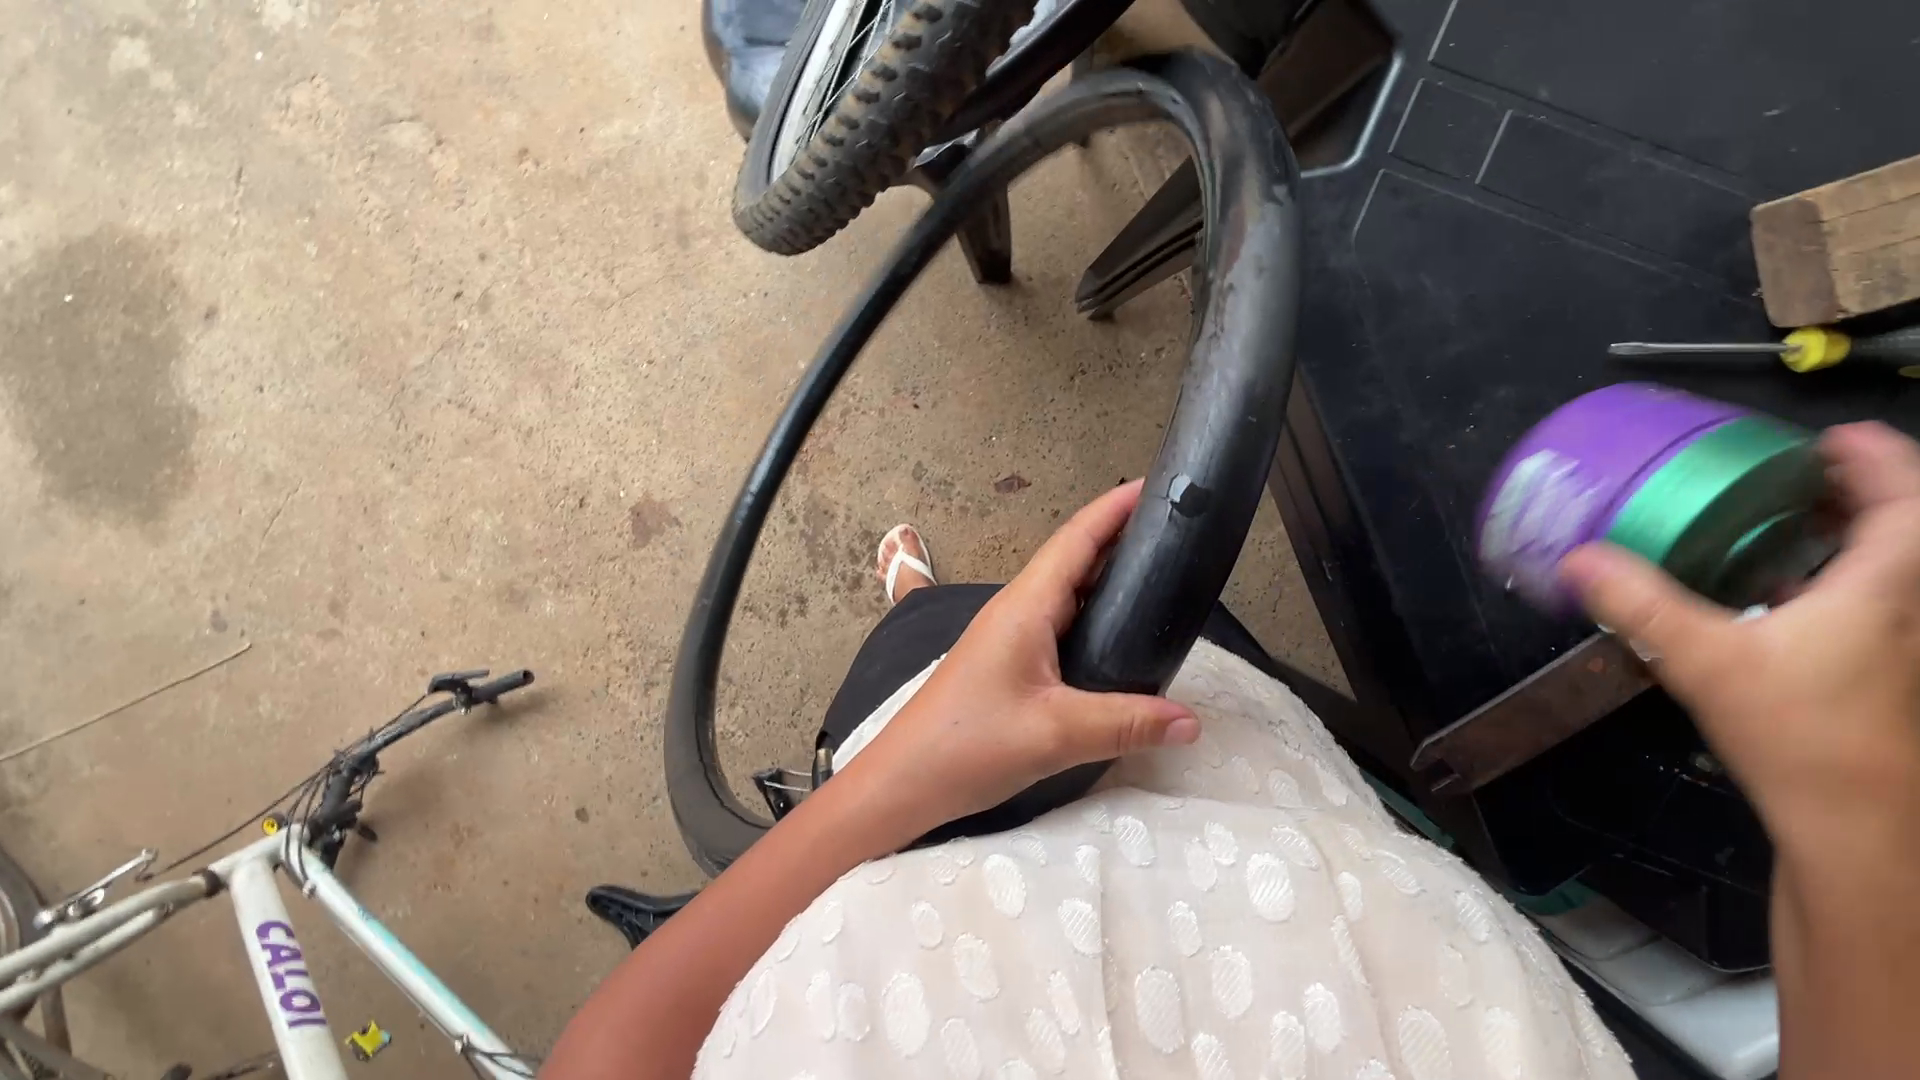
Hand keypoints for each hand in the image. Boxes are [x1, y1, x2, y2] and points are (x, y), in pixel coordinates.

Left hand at [836, 479, 1198, 841]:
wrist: (903, 780)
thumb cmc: (969, 745)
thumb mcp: (1055, 734)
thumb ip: (1126, 723)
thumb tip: (1193, 721)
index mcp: (1025, 607)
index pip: (1076, 540)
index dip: (1115, 508)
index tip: (1154, 484)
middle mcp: (1015, 610)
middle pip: (1072, 557)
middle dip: (1118, 534)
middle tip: (1172, 527)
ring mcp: (1007, 635)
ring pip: (1064, 590)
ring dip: (1104, 572)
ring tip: (1154, 568)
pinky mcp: (1005, 661)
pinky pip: (1056, 621)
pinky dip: (1090, 610)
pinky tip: (1113, 630)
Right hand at [1558, 422, 1919, 843]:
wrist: (1859, 823)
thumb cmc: (1799, 731)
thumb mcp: (1704, 659)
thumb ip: (1638, 605)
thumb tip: (1576, 559)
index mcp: (1888, 585)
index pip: (1905, 496)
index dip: (1870, 457)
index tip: (1825, 437)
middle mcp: (1910, 604)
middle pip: (1904, 527)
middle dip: (1852, 493)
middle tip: (1786, 477)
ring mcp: (1903, 641)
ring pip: (1890, 567)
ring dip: (1848, 537)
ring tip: (1782, 524)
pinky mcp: (1887, 672)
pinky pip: (1873, 601)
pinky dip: (1837, 580)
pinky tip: (1781, 595)